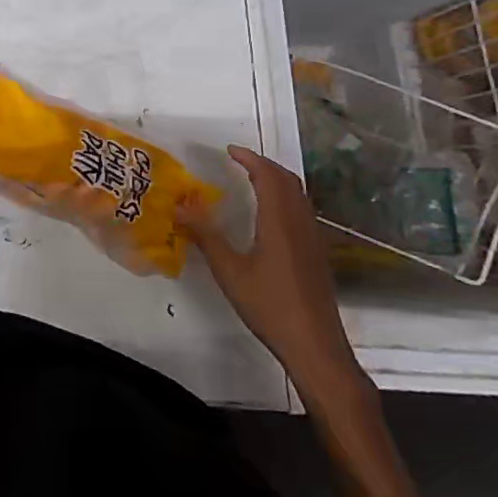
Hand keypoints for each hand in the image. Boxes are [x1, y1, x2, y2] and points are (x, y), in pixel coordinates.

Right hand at [181, 146, 357, 377]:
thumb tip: (180, 206)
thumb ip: (206, 235)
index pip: (268, 176)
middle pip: (287, 180)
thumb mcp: (230, 271)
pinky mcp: (317, 254)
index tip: (230, 151)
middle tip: (239, 162)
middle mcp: (300, 223)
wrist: (315, 345)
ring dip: (277, 180)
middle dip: (264, 165)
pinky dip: (285, 197)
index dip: (250, 159)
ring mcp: (313, 239)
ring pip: (298, 195)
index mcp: (280, 221)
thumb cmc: (270, 306)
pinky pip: (302, 210)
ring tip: (253, 180)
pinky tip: (270, 215)